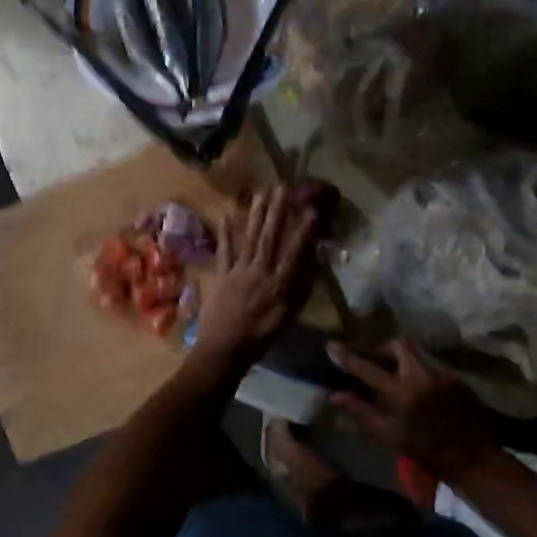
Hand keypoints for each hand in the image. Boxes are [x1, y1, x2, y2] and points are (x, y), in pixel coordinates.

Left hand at [191, 186, 317, 369]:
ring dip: (256, 215)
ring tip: (261, 193)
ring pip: (250, 238)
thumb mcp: (288, 316)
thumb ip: (301, 287)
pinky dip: (227, 234)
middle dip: (278, 211)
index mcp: (279, 284)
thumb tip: (315, 260)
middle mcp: (259, 272)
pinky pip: (225, 251)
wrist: (224, 349)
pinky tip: (228, 215)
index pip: (295, 251)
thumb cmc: (261, 337)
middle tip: (283, 187)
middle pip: (270, 237)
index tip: (311, 208)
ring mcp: (238, 271)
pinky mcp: (221, 275)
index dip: (304, 229)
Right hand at [327, 338, 503, 478]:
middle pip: (399, 344)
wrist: (473, 459)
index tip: (331, 345)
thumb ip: (360, 411)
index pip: (367, 367)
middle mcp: (423, 375)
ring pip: (418, 352)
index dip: (347, 356)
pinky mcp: (458, 379)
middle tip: (376, 362)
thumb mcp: (387, 435)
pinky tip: (420, 389)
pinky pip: (433, 365)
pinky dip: (420, 371)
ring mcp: (444, 374)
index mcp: (401, 392)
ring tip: (398, 376)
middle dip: (383, 348)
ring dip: (403, 359)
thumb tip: (335, 395)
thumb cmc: (425, 451)